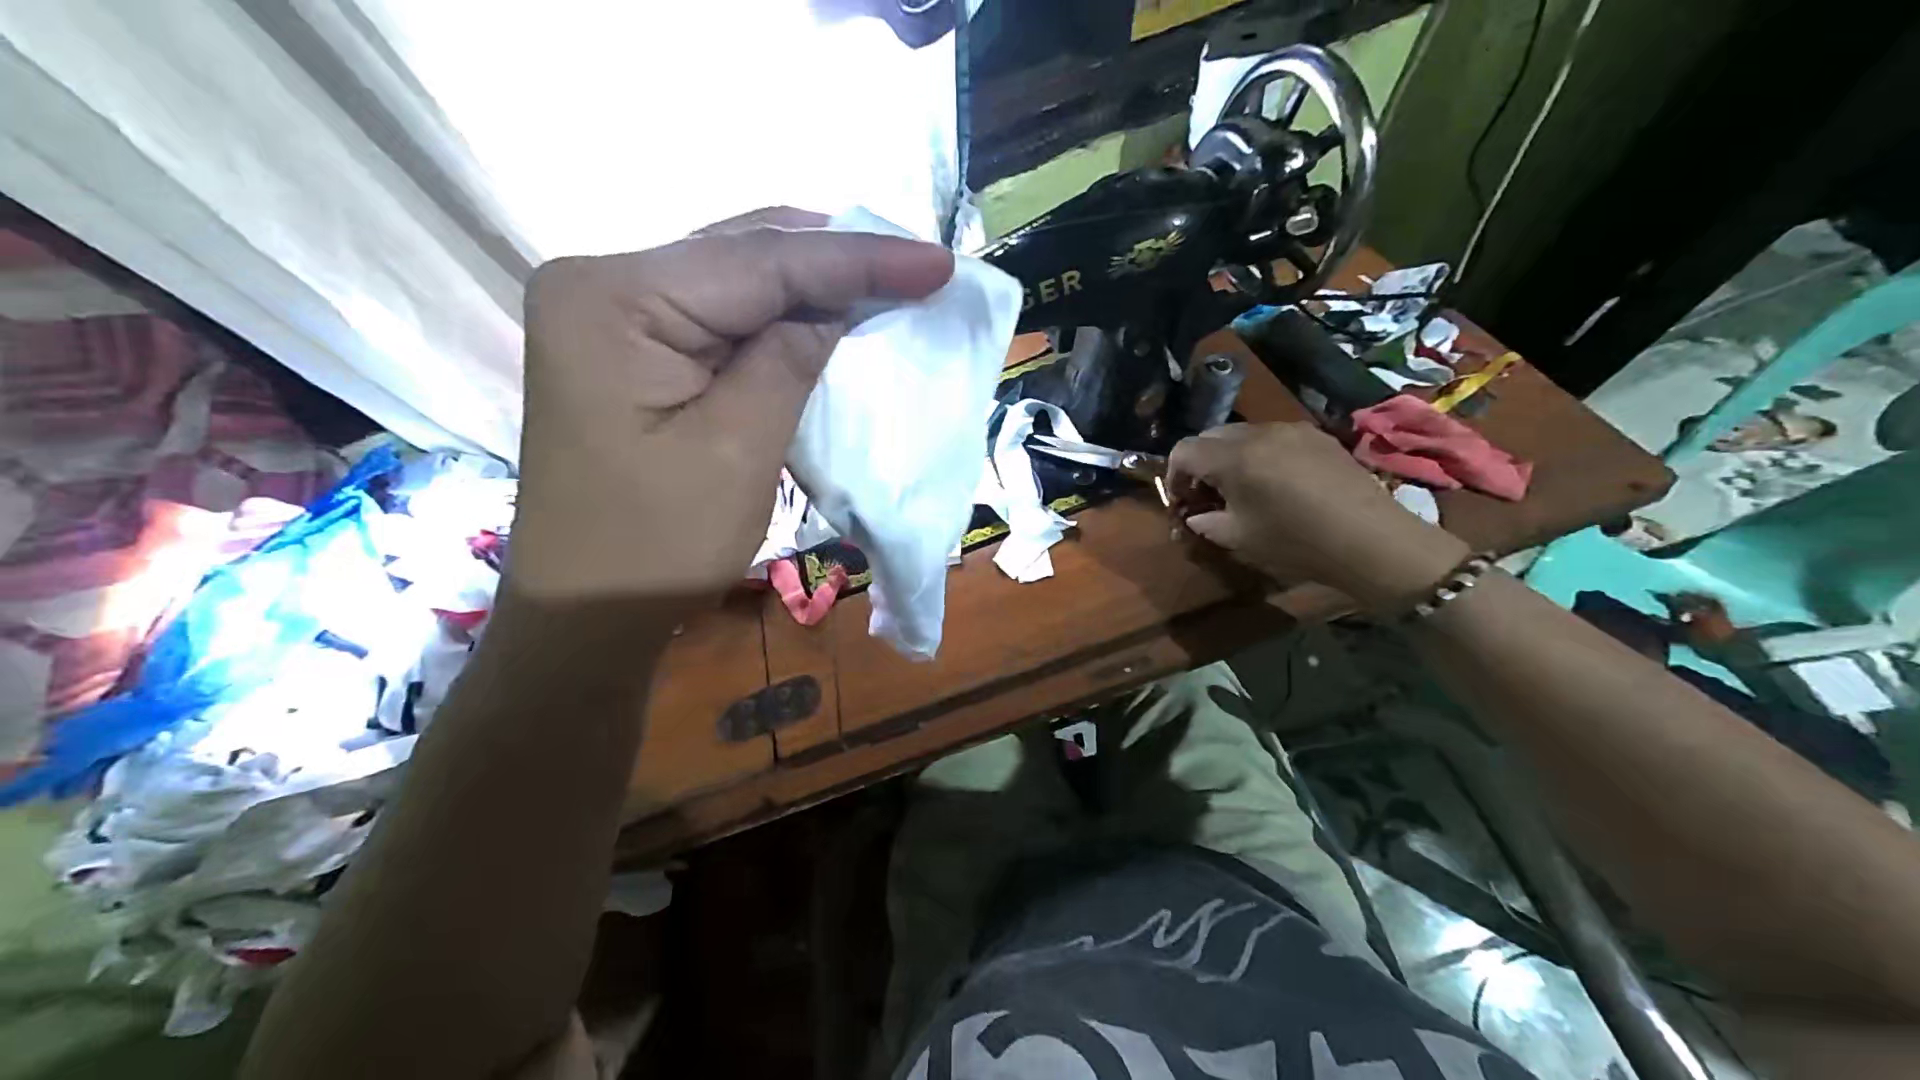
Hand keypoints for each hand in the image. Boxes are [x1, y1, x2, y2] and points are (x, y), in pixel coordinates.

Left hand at [511, 208, 953, 607]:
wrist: (587, 611)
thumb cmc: (656, 546)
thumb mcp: (738, 450)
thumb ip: (791, 359)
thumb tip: (846, 303)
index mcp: (612, 300)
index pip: (759, 259)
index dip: (859, 259)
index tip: (939, 262)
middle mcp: (601, 283)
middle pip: (744, 252)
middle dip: (838, 259)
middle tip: (920, 268)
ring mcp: (611, 313)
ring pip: (736, 276)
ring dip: (813, 283)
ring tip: (889, 281)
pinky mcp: (630, 345)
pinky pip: (720, 312)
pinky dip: (780, 315)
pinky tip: (827, 314)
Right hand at [1166, 422, 1470, 614]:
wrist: (1371, 540)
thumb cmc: (1297, 543)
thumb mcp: (1239, 539)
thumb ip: (1205, 521)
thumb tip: (1195, 514)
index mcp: (1233, 458)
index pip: (1184, 450)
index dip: (1173, 475)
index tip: (1182, 501)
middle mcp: (1258, 433)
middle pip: (1210, 436)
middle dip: (1200, 463)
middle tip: (1207, 494)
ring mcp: (1290, 430)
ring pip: (1242, 433)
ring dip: (1230, 456)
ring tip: (1242, 488)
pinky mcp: (1316, 435)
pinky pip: (1273, 436)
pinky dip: (1260, 453)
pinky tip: (1275, 482)